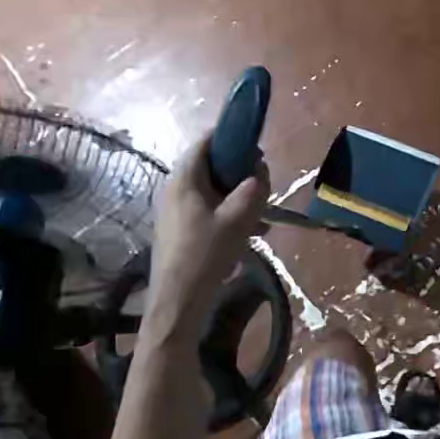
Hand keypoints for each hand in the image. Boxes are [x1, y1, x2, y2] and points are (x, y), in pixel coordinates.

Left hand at [142, 136, 268, 345]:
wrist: (178, 301)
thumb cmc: (205, 254)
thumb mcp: (238, 220)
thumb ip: (253, 191)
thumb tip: (260, 171)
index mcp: (184, 180)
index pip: (205, 142)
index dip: (230, 137)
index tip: (255, 146)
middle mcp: (175, 189)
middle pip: (211, 167)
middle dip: (240, 172)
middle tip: (263, 184)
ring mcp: (175, 211)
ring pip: (213, 191)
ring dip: (239, 196)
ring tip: (263, 214)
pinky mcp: (180, 229)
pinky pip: (209, 210)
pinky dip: (230, 213)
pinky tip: (252, 233)